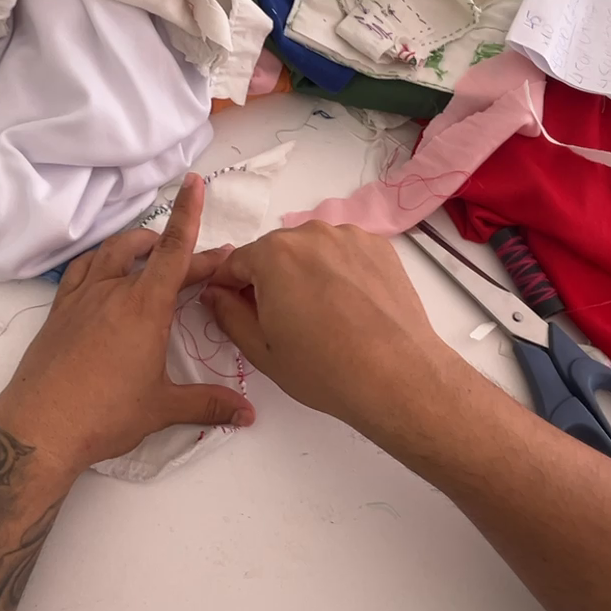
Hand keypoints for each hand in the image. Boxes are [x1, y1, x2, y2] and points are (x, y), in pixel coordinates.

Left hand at [0, 175, 255, 477]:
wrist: (40, 427)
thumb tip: (248, 413)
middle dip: (177, 249)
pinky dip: (99, 260)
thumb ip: (208, 403)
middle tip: (201, 263)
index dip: (188, 214)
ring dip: (135, 245)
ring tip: (151, 250)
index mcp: (144, 307)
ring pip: (110, 252)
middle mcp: (113, 291)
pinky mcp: (59, 310)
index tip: (194, 183)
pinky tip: (104, 271)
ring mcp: (81, 297)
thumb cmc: (106, 414)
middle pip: (149, 253)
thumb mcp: (163, 408)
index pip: (173, 251)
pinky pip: (81, 269)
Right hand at [203, 222, 464, 437]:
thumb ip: (228, 314)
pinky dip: (338, 272)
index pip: (234, 263)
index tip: (235, 311)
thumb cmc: (321, 368)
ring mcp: (349, 237)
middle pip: (274, 253)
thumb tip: (214, 293)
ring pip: (311, 251)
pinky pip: (343, 254)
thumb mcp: (260, 349)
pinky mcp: (380, 247)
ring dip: (305, 273)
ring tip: (321, 314)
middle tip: (283, 320)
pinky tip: (348, 306)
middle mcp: (309, 233)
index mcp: (272, 254)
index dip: (228, 289)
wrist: (396, 376)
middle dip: (269, 279)